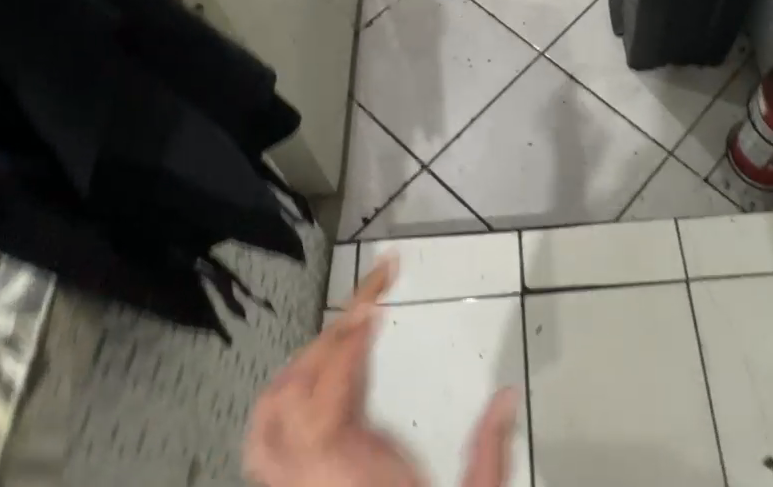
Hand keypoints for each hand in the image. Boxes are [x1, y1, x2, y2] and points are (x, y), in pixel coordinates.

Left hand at [246, 255, 520, 486]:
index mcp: (348, 476)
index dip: (346, 343)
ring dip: (302, 365)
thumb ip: (489, 455)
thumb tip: (507, 395)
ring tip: (345, 336)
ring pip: (266, 419)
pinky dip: (283, 399)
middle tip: (374, 303)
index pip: (330, 396)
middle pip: (292, 395)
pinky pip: (265, 444)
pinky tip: (315, 384)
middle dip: (331, 339)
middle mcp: (311, 483)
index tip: (375, 304)